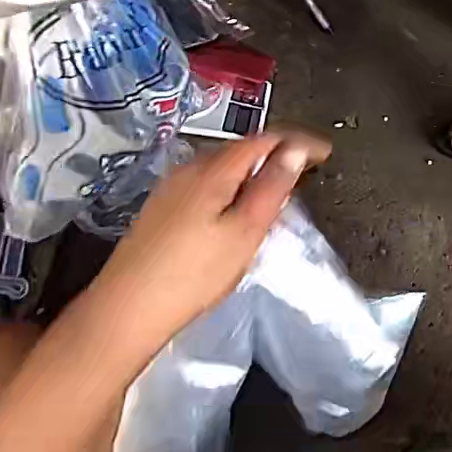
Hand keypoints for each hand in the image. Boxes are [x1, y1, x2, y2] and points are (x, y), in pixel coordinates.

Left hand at [82, 131, 329, 351]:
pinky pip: (210, 182)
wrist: (125, 312)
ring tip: (280, 190)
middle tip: (306, 171)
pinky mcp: (163, 209)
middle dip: (278, 153)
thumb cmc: (194, 273)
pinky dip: (236, 185)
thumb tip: (295, 151)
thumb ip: (272, 187)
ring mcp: (172, 188)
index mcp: (213, 171)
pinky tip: (240, 209)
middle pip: (242, 148)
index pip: (265, 140)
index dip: (299, 142)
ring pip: (225, 166)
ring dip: (256, 170)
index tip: (325, 153)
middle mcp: (189, 170)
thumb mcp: (245, 231)